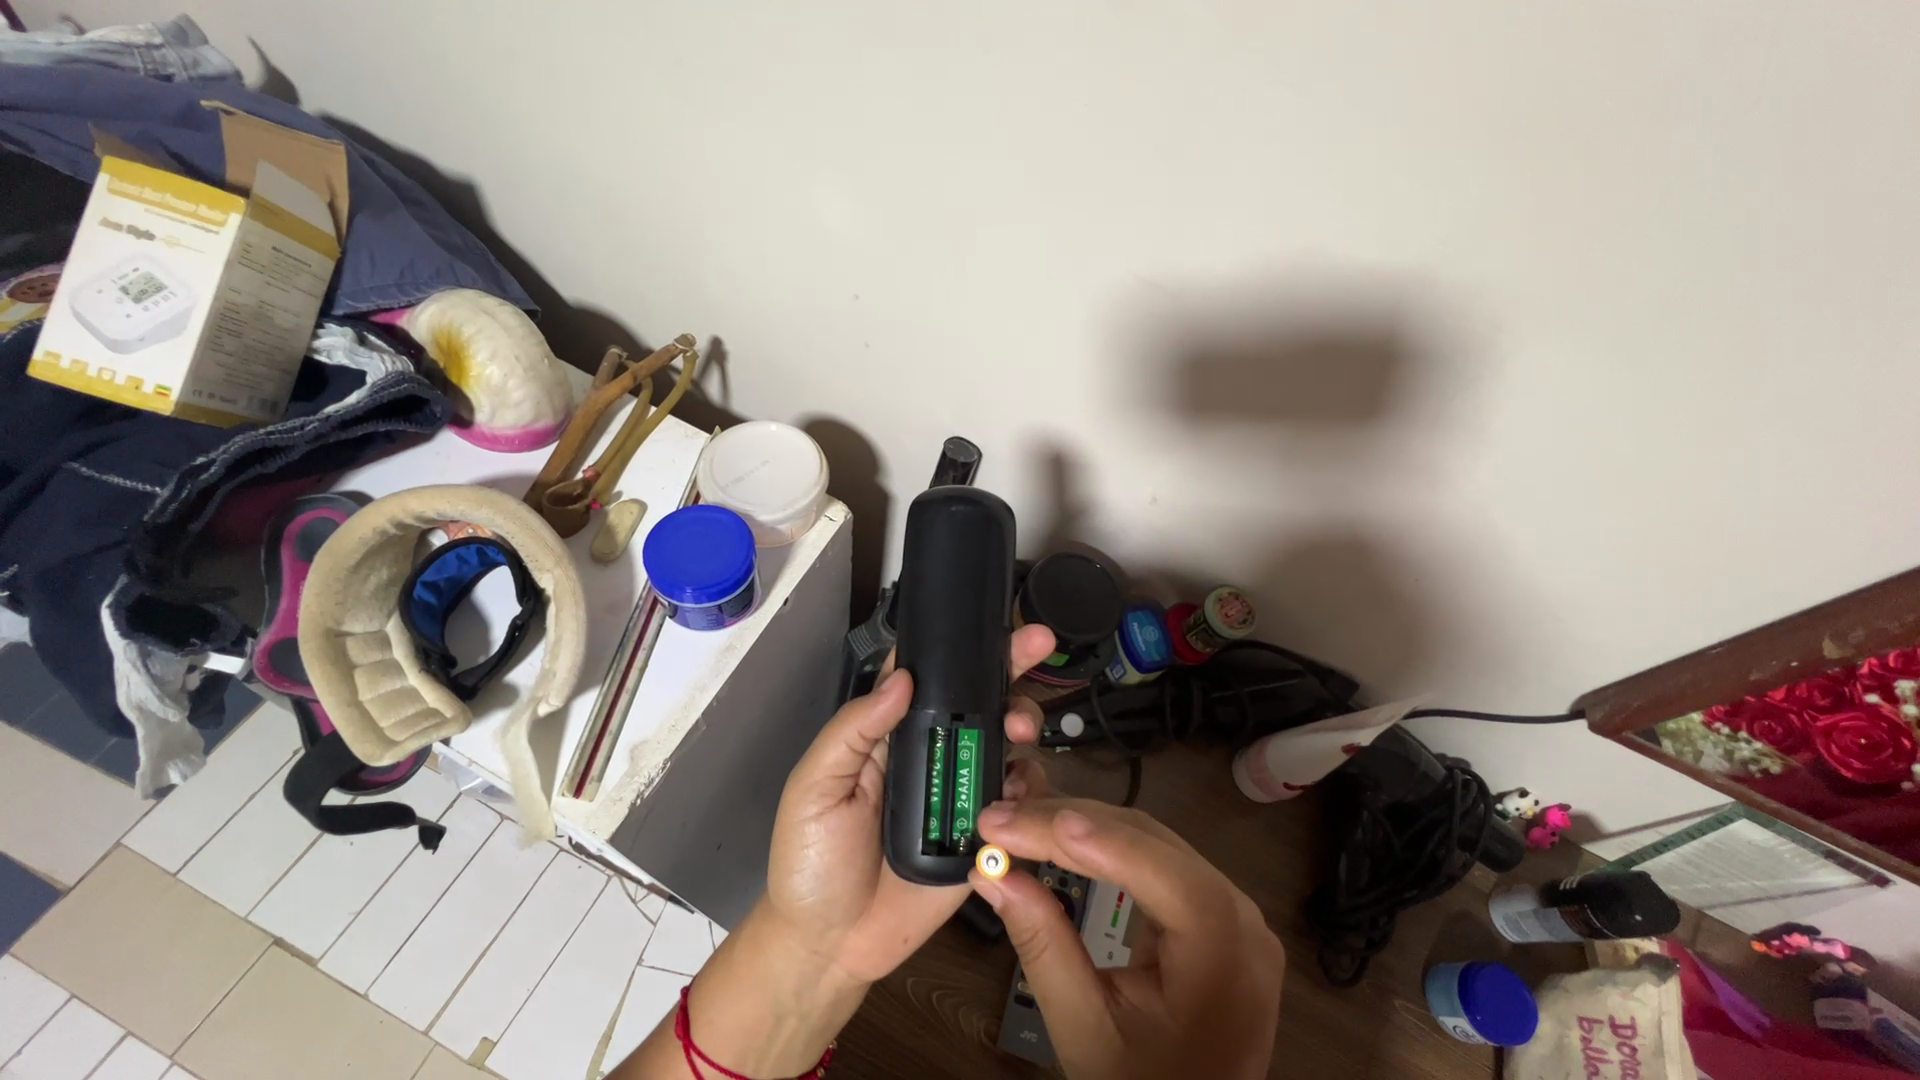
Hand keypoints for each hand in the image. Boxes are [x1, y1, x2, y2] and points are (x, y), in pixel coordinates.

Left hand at [762, 622, 1056, 983]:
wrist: (831, 946)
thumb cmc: (810, 862)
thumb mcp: (815, 787)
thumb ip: (854, 731)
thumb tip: (903, 680)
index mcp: (890, 738)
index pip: (928, 679)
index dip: (960, 649)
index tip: (996, 625)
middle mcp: (930, 757)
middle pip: (978, 704)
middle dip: (1011, 673)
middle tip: (1034, 651)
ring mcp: (959, 796)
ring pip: (1005, 747)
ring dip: (1022, 727)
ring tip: (1020, 733)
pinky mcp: (981, 838)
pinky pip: (1017, 805)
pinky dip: (1029, 791)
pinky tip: (1020, 791)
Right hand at [971, 798, 1285, 1079]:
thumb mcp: (1084, 1028)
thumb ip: (1043, 945)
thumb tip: (989, 873)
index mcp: (1225, 953)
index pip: (1156, 870)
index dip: (1089, 838)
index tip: (1018, 821)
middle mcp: (1240, 916)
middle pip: (1149, 843)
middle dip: (1068, 823)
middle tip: (998, 819)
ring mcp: (1230, 909)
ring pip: (1148, 841)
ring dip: (1079, 824)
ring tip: (1018, 818)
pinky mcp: (1211, 909)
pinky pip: (1153, 859)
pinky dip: (1101, 845)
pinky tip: (1059, 836)